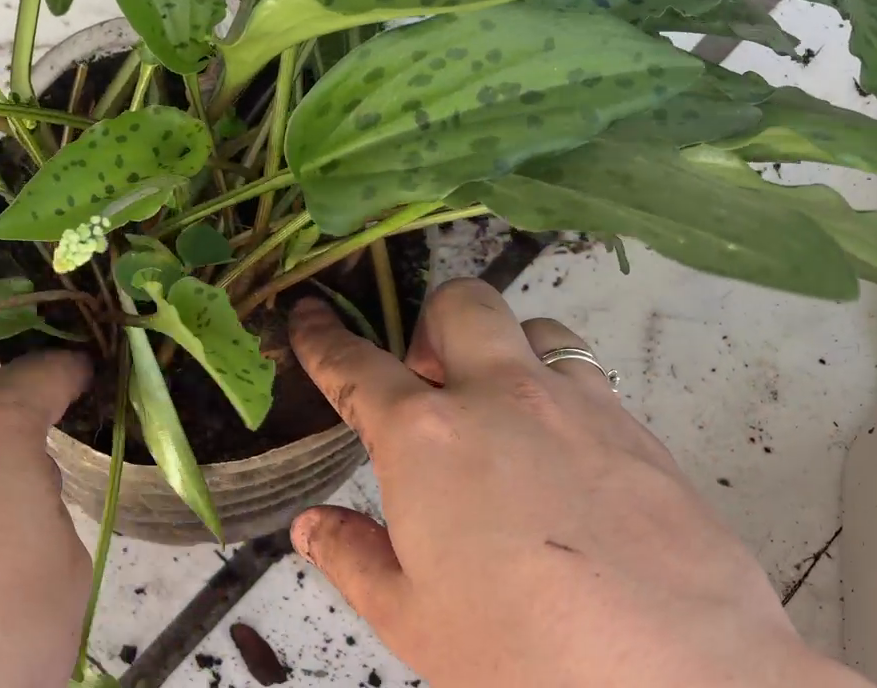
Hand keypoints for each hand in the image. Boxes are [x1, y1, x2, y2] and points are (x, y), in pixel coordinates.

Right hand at [288, 279, 866, 687]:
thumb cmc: (523, 651)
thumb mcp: (411, 618)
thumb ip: (351, 558)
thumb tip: (312, 526)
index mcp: (421, 435)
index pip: (351, 363)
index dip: (320, 335)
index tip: (309, 314)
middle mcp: (495, 399)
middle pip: (460, 304)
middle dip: (431, 323)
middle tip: (428, 380)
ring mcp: (578, 411)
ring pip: (538, 329)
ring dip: (506, 353)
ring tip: (504, 411)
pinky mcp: (646, 441)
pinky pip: (593, 385)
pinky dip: (563, 400)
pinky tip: (566, 463)